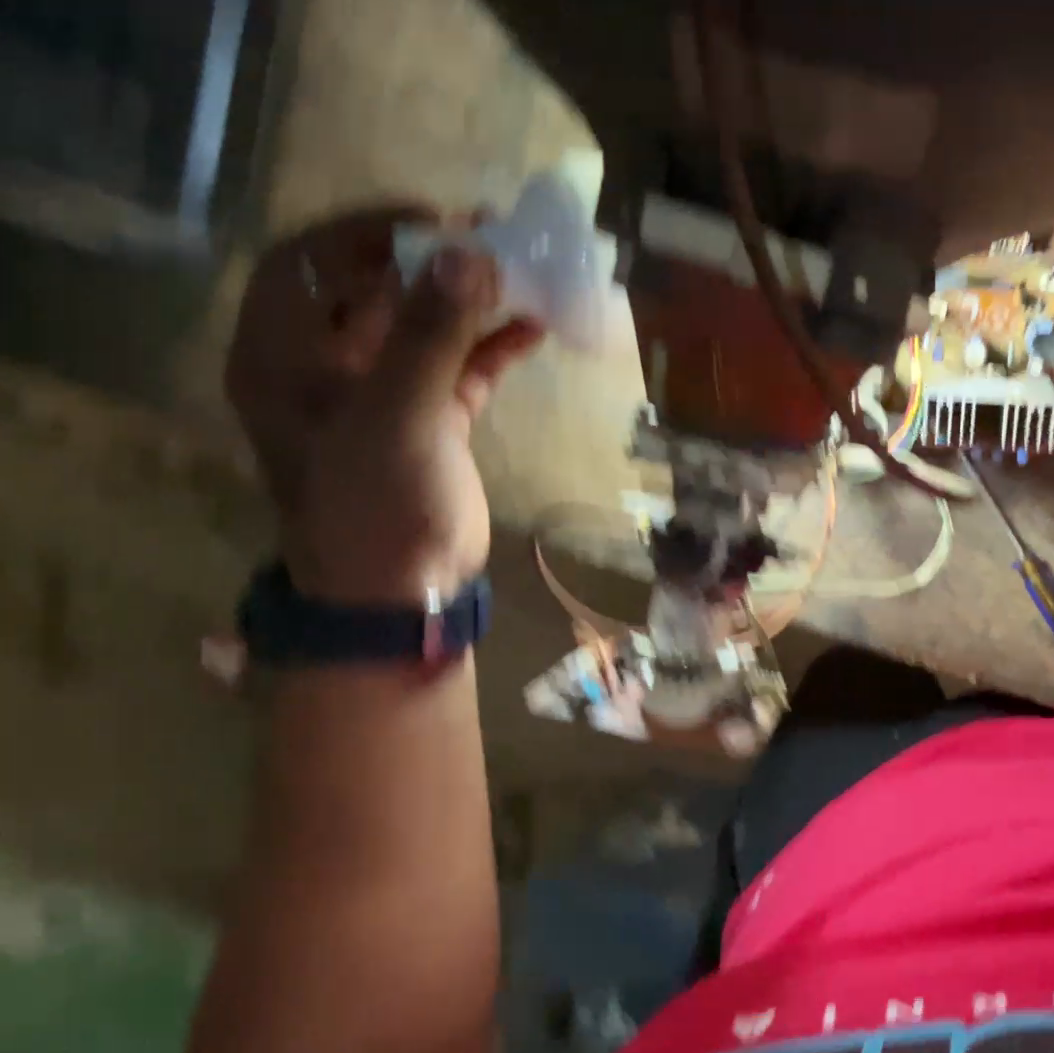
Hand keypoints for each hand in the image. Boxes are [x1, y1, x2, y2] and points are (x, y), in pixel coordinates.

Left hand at [225, 207, 544, 604]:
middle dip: (429, 260)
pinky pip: (459, 366)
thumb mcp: (396, 417)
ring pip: (422, 325)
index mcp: (283, 356)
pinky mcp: (429, 420)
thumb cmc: (375, 506)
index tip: (436, 221)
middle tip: (492, 235)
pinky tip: (533, 328)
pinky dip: (493, 345)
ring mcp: (380, 393)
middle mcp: (324, 365)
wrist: (402, 593)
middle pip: (372, 287)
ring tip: (521, 271)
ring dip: (468, 299)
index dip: (366, 232)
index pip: (308, 263)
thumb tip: (472, 254)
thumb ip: (431, 335)